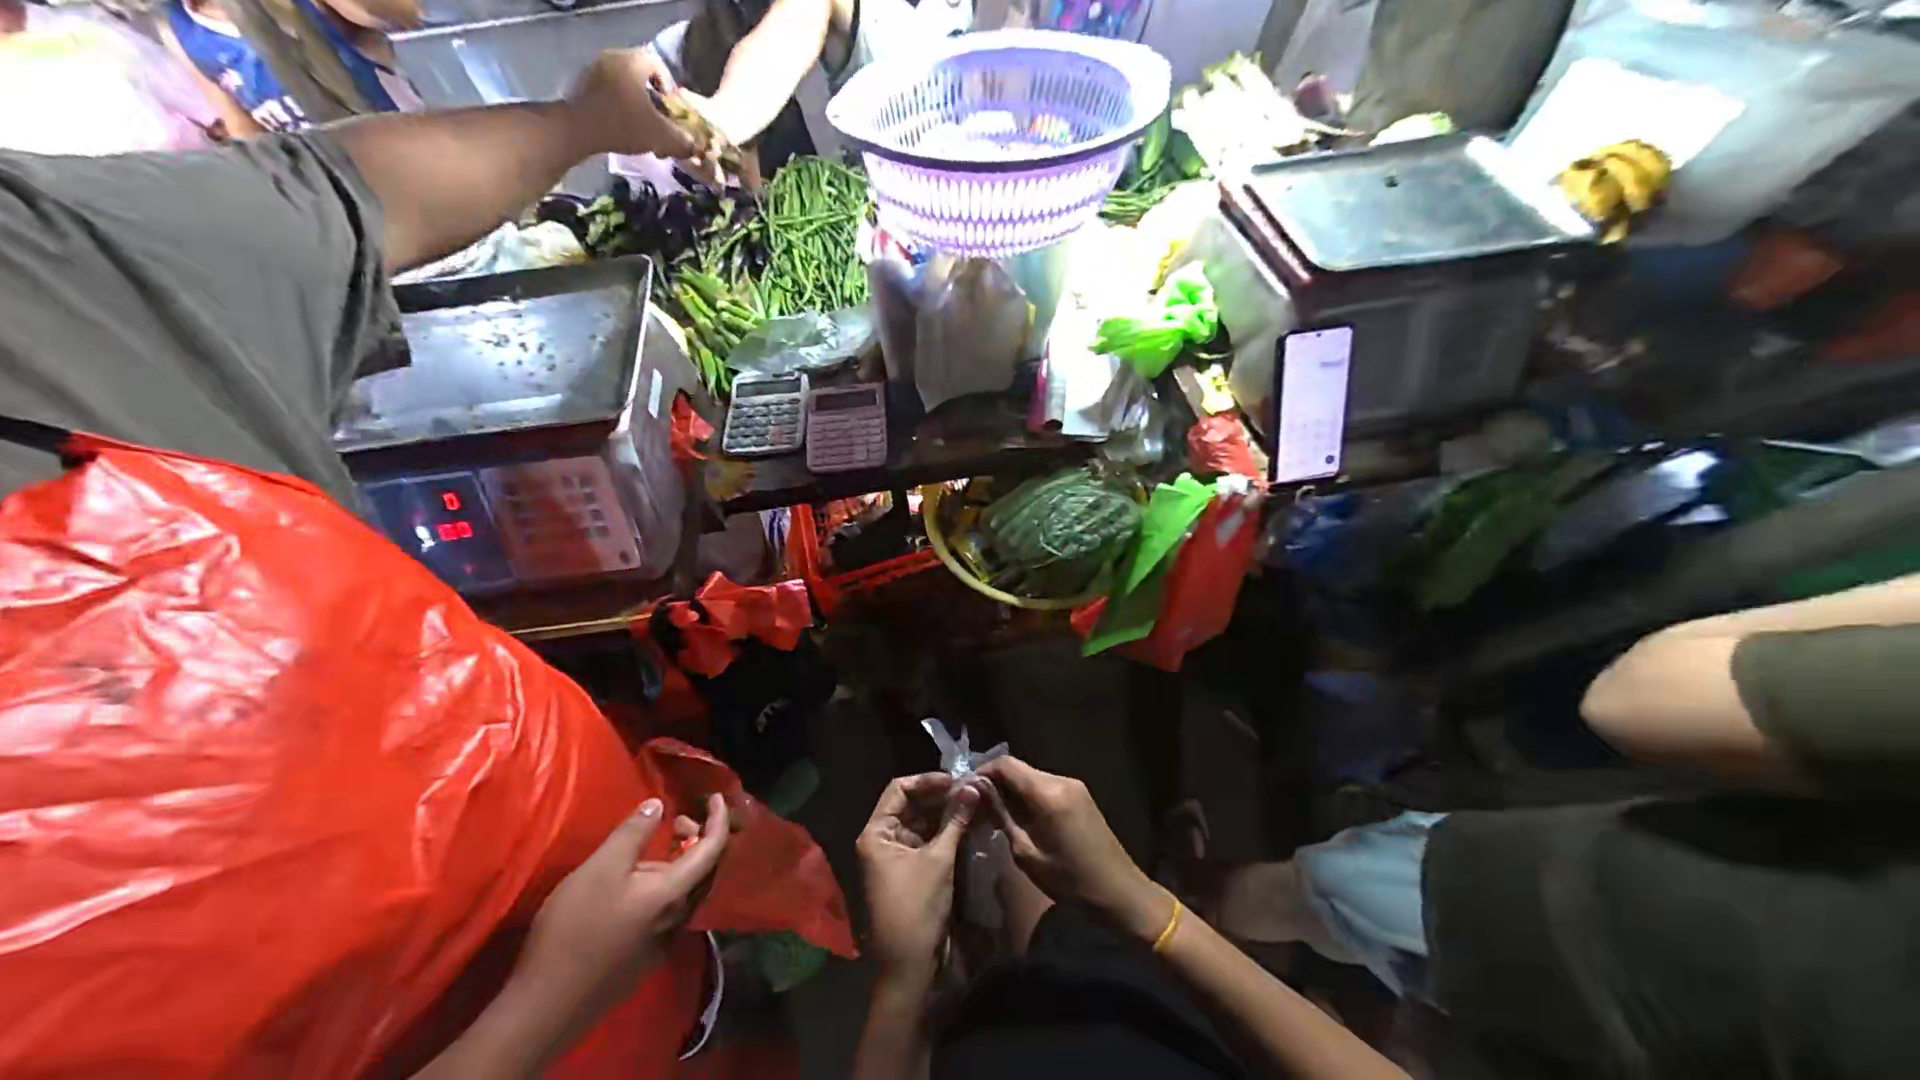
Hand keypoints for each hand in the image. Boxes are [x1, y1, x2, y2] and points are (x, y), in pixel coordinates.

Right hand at [513, 794, 729, 1016]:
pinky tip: (642, 881)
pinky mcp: (647, 955)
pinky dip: (670, 882)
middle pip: (706, 869)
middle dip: (701, 837)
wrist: (545, 1006)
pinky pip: (673, 908)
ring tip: (661, 844)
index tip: (715, 797)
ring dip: (683, 861)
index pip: (714, 848)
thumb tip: (659, 804)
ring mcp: (665, 940)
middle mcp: (679, 916)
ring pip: (689, 890)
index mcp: (674, 892)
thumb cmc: (574, 929)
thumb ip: (633, 833)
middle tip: (677, 821)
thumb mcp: (600, 868)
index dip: (719, 818)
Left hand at [566, 48, 696, 158]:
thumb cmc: (624, 125)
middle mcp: (612, 58)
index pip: (658, 65)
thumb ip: (682, 141)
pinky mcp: (582, 85)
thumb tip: (694, 147)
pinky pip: (608, 92)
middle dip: (652, 99)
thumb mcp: (662, 136)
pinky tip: (622, 127)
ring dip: (635, 104)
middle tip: (659, 122)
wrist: (578, 130)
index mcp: (632, 62)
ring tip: (641, 128)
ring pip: (623, 84)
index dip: (669, 88)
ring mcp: (594, 69)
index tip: (670, 111)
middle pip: (640, 75)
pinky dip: (618, 107)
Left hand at [856, 773, 979, 977]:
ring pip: (922, 821)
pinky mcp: (911, 868)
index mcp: (876, 833)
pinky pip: (927, 839)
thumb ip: (955, 820)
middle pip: (911, 804)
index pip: (899, 789)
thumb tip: (974, 787)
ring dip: (946, 812)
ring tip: (975, 803)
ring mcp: (896, 854)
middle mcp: (882, 839)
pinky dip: (946, 831)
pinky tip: (968, 823)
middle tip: (972, 790)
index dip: (928, 780)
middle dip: (941, 796)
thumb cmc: (917, 908)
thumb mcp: (938, 860)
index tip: (957, 780)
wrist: (910, 964)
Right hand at [977, 757, 1171, 943]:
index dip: (982, 772)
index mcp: (1048, 793)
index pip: (1006, 764)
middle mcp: (1061, 780)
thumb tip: (979, 791)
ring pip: (1030, 777)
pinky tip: (1017, 816)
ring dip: (1010, 789)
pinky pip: (1045, 786)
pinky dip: (1027, 795)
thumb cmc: (1070, 880)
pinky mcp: (1079, 795)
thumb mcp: (1026, 853)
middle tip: (975, 804)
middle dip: (994, 782)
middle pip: (1018, 768)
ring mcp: (1073, 785)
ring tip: (992, 812)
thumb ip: (1002, 815)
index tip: (965, 790)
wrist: (1118, 892)